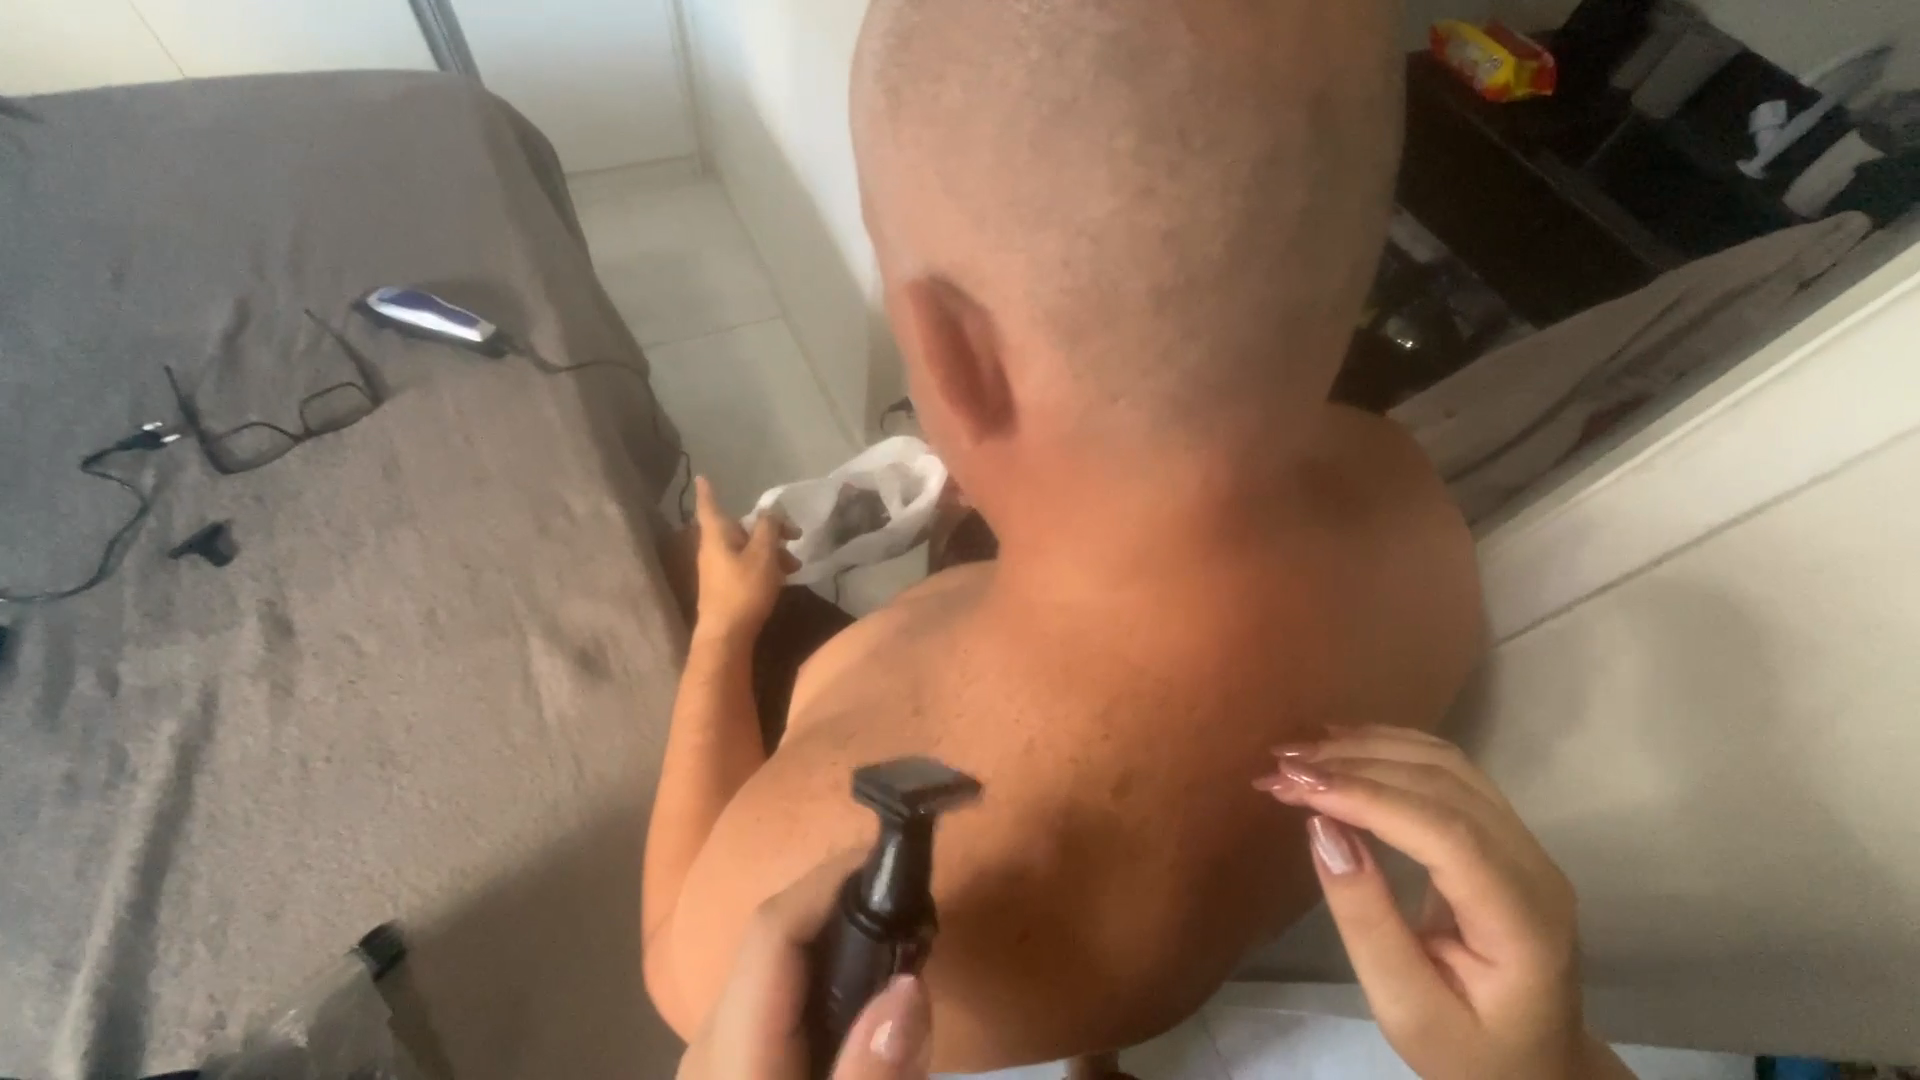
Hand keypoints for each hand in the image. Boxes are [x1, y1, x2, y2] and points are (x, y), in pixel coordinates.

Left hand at [675, 851, 933, 1079]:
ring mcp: (713, 1060)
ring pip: (776, 966)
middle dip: (842, 906)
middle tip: (916, 909)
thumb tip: (908, 986)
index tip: (898, 858)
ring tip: (901, 947)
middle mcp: (707, 1044)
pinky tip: (862, 1006)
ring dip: (838, 941)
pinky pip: (778, 999)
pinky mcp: (731, 1073)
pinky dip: (825, 980)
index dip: (831, 879)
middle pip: (773, 940)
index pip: (773, 932)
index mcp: (729, 1056)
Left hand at [692, 476, 797, 644]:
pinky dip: (764, 566)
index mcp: (717, 535)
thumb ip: (769, 528)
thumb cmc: (744, 589)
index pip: (710, 506)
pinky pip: (746, 566)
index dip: (708, 491)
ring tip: (795, 567)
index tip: (702, 476)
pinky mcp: (725, 586)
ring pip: (747, 549)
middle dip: (768, 530)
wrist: (726, 634)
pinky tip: (783, 579)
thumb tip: (771, 511)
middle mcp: (713, 548)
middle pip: (740, 529)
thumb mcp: (763, 554)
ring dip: (772, 552)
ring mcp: (717, 569)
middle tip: (795, 536)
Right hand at [1256, 726, 1631, 1079]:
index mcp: (1521, 919)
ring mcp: (1523, 844)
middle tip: (1278, 768)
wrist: (1532, 1066)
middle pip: (1443, 784)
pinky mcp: (1501, 834)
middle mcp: (1533, 866)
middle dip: (1353, 765)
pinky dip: (1387, 748)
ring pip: (1444, 763)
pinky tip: (1342, 746)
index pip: (1444, 831)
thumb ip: (1365, 919)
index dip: (1365, 796)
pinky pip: (1446, 770)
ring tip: (1297, 754)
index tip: (1292, 783)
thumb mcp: (1405, 1007)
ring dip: (1366, 747)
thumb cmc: (1467, 1050)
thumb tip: (1322, 828)